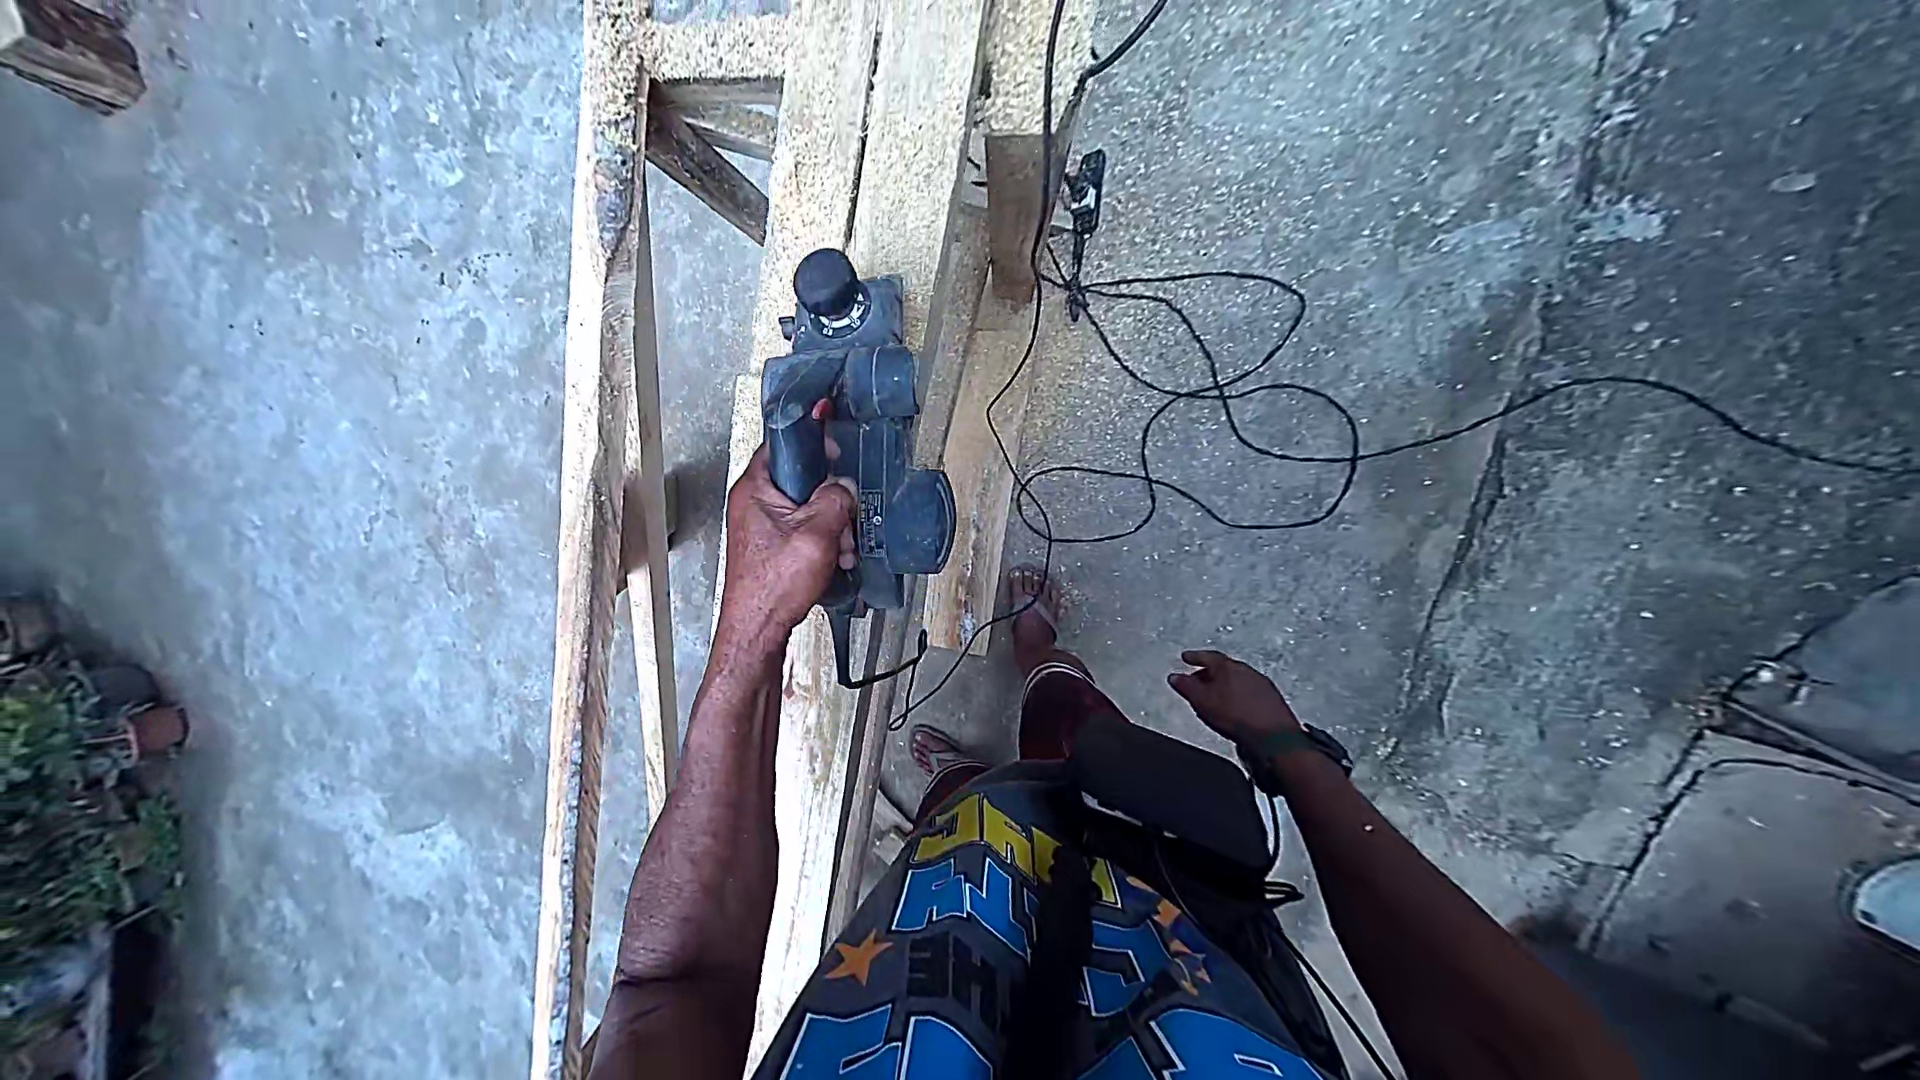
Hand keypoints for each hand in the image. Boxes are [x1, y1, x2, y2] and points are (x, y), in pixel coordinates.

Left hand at [716, 445, 856, 652]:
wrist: (759, 628)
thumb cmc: (772, 585)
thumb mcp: (816, 533)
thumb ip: (836, 500)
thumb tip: (845, 487)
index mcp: (755, 489)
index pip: (782, 444)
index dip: (811, 440)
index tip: (833, 442)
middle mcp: (755, 503)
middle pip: (803, 480)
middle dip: (832, 500)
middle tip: (844, 517)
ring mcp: (763, 525)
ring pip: (808, 508)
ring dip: (832, 526)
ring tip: (840, 548)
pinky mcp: (773, 544)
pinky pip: (805, 529)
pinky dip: (824, 541)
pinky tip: (834, 559)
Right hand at [1168, 650, 1301, 744]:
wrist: (1273, 736)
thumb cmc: (1235, 715)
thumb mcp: (1201, 701)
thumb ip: (1186, 687)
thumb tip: (1174, 677)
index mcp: (1228, 666)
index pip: (1208, 656)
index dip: (1195, 657)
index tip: (1186, 657)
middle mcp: (1246, 670)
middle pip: (1224, 667)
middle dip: (1209, 673)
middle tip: (1197, 680)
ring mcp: (1262, 684)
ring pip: (1238, 680)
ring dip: (1225, 685)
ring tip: (1215, 696)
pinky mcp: (1272, 699)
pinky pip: (1250, 692)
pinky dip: (1239, 695)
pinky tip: (1235, 708)